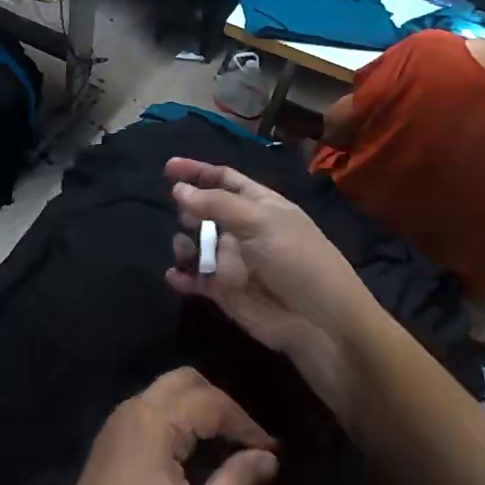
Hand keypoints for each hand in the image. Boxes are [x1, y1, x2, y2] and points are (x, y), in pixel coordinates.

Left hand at [33, 368, 279, 484]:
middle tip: (247, 439)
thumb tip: (267, 457)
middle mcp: (130, 412)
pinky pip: (149, 411)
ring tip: (226, 443)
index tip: (273, 451)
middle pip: (185, 381)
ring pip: (166, 393)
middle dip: (221, 403)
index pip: (212, 401)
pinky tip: (192, 450)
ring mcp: (113, 429)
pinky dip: (177, 418)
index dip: (247, 423)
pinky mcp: (105, 449)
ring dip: (199, 408)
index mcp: (152, 424)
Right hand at [163, 158, 378, 410]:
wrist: (316, 317)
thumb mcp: (259, 222)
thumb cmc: (294, 257)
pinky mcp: (225, 291)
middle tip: (181, 213)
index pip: (224, 179)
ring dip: (184, 243)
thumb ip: (217, 205)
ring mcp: (233, 260)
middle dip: (189, 208)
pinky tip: (175, 275)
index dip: (198, 171)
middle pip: (207, 210)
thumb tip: (179, 190)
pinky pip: (196, 278)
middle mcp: (244, 228)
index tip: (168, 167)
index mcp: (259, 203)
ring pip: (197, 245)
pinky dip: (182, 276)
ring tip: (184, 250)